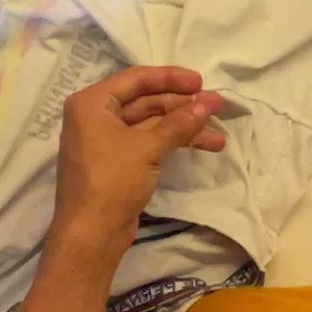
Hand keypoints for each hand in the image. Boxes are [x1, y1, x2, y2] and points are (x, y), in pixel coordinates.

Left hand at [50, 65, 224, 262]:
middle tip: (217, 106)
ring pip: (152, 124)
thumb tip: (208, 103)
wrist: (92, 234)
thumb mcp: (148, 148)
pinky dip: (174, 142)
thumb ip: (179, 123)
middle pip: (146, 101)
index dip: (171, 78)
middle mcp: (96, 117)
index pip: (136, 79)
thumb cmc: (112, 181)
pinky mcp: (119, 162)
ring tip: (219, 134)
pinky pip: (150, 142)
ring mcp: (108, 141)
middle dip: (183, 105)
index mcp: (92, 103)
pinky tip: (203, 145)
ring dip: (185, 127)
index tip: (202, 82)